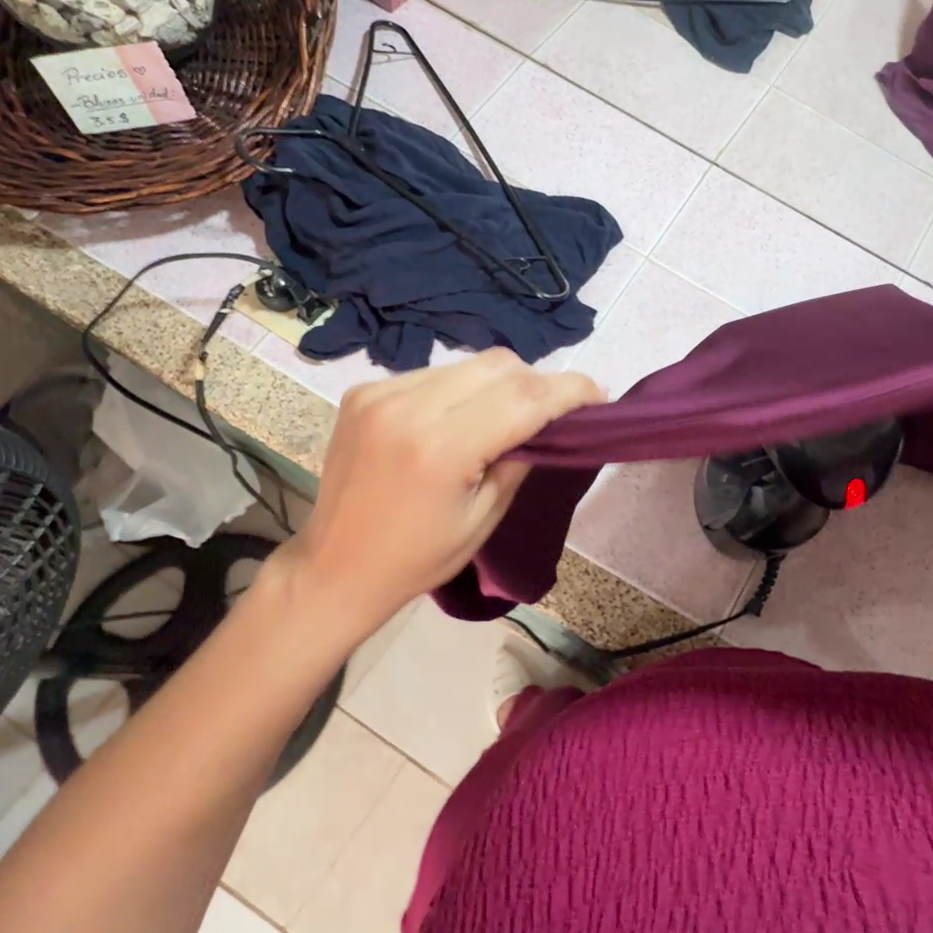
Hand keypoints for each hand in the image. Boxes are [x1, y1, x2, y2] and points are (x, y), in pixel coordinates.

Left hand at [262, 350, 602, 642]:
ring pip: (468, 364)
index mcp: (441, 448)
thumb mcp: (483, 519)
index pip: (523, 398)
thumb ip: (519, 461)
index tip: (598, 396)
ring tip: (508, 415)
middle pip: (499, 366)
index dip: (569, 391)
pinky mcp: (364, 391)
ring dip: (500, 383)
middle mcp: (408, 407)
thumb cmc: (417, 559)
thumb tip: (550, 423)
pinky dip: (461, 388)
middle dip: (538, 382)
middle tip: (556, 411)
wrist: (333, 568)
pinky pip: (434, 373)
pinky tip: (460, 418)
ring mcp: (380, 393)